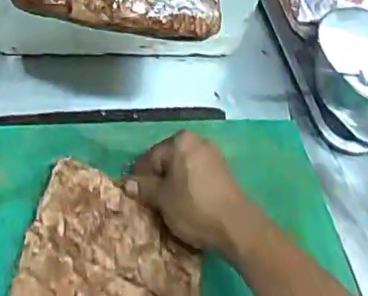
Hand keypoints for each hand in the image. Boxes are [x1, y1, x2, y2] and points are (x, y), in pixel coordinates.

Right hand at [125, 131, 263, 255]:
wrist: (239, 228)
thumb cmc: (195, 207)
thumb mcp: (163, 199)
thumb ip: (144, 188)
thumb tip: (128, 183)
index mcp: (179, 140)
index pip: (151, 157)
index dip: (141, 177)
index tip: (137, 194)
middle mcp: (197, 140)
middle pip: (169, 161)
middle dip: (160, 180)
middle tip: (154, 202)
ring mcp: (214, 155)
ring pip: (185, 169)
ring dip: (177, 184)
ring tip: (172, 206)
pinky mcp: (226, 173)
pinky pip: (200, 177)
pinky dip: (192, 188)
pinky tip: (191, 205)